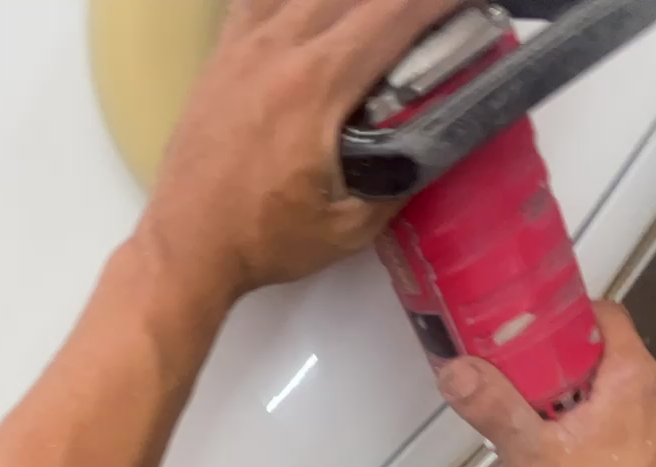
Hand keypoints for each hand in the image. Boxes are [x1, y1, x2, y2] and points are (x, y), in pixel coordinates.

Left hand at [136, 0, 458, 297]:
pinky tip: (304, 11)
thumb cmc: (258, 244)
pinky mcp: (217, 62)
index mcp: (317, 83)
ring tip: (370, 20)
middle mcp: (278, 48)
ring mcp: (241, 49)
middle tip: (424, 22)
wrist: (184, 253)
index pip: (399, 8)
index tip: (471, 5)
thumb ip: (398, 183)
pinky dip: (285, 1)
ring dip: (347, 1)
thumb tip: (430, 151)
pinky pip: (255, 0)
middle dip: (401, 1)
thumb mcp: (346, 228)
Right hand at [438, 303, 655, 466]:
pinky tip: (573, 463)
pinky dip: (598, 429)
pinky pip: (629, 424)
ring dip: (577, 403)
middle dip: (558, 368)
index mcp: (633, 376)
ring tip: (538, 431)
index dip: (560, 318)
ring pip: (615, 394)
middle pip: (604, 357)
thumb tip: (452, 368)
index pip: (602, 316)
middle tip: (515, 390)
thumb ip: (491, 408)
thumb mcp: (529, 454)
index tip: (520, 336)